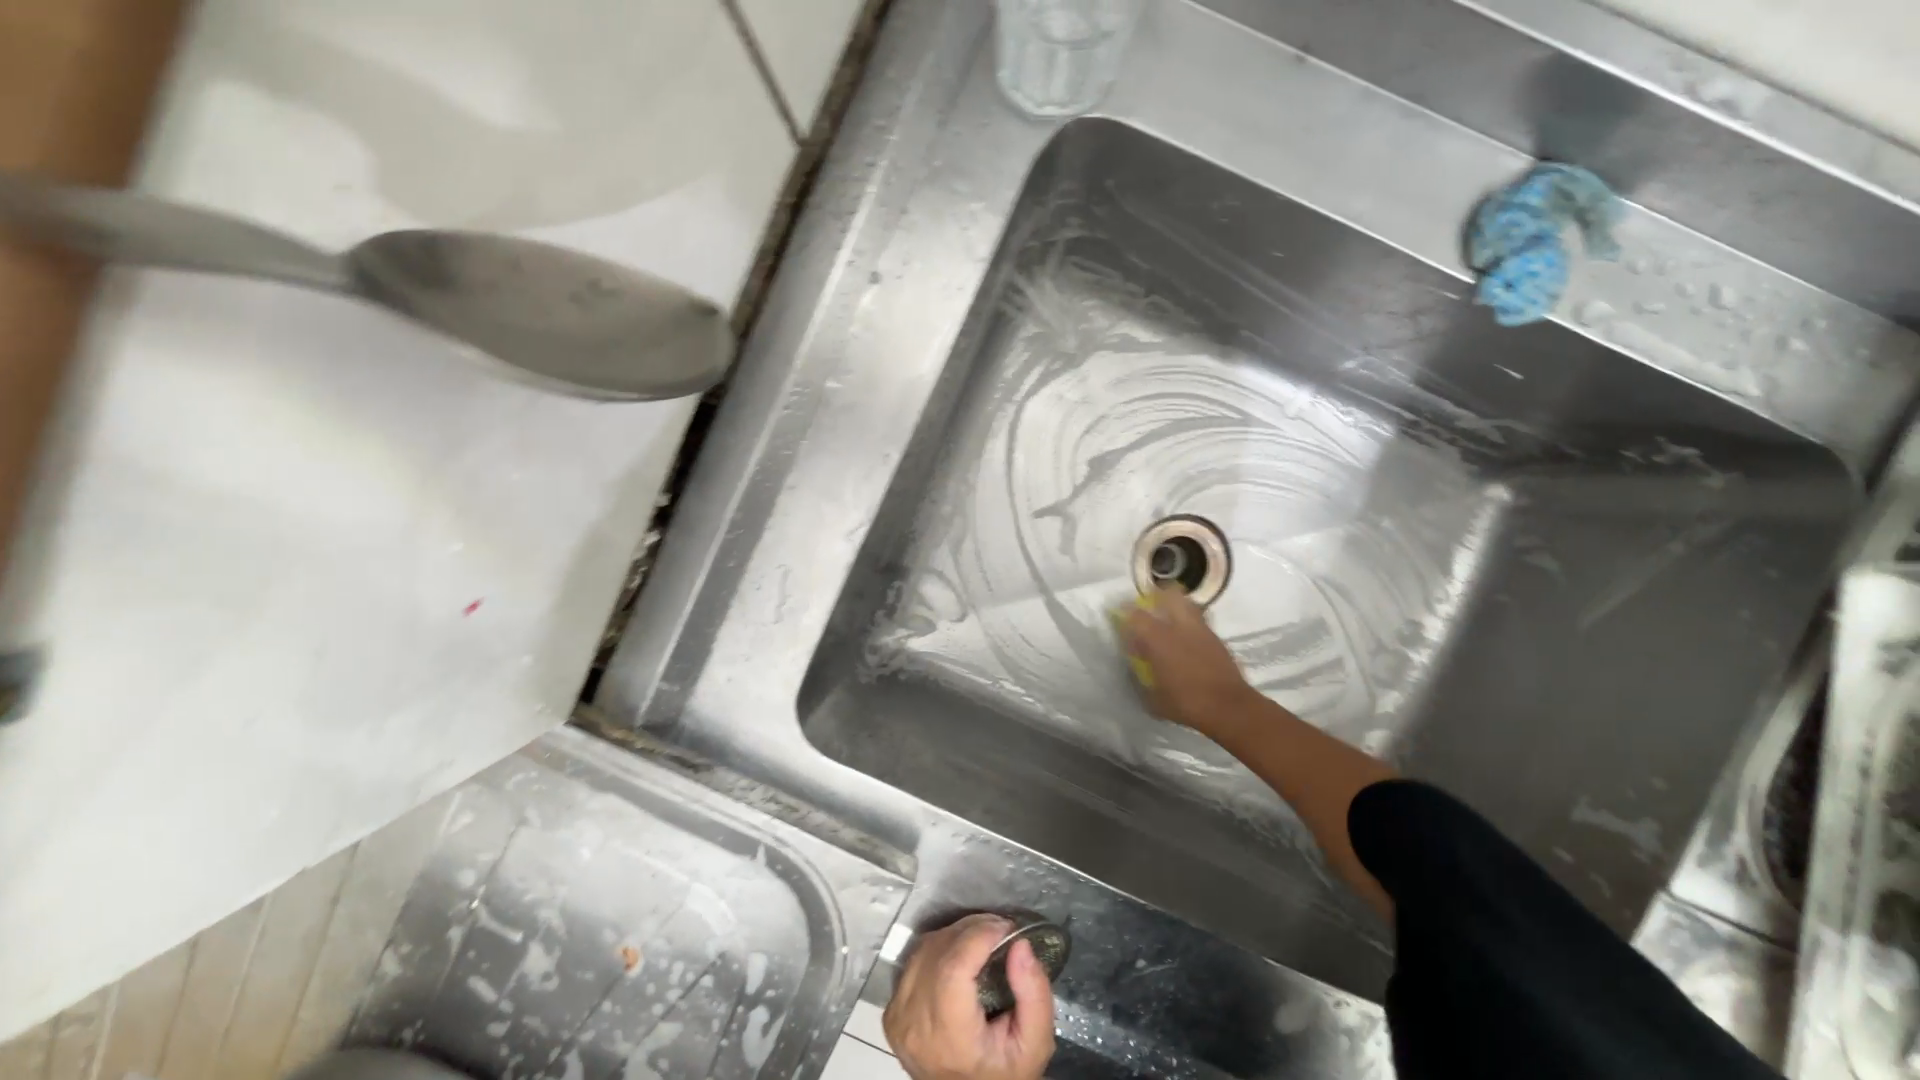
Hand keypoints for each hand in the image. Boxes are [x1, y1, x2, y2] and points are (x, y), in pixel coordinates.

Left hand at [883, 914, 1054, 1079]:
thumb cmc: (1003, 1073)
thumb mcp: (1035, 1044)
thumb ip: (1034, 994)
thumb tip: (1020, 944)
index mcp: (949, 1037)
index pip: (952, 969)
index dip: (977, 936)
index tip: (1006, 927)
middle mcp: (913, 1024)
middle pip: (936, 953)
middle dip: (971, 930)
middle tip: (1000, 929)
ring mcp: (897, 1017)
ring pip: (923, 951)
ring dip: (955, 935)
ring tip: (985, 938)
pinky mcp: (891, 1012)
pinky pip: (914, 962)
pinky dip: (939, 948)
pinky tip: (962, 953)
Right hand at [1118, 586, 1261, 740]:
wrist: (1229, 707)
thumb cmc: (1186, 703)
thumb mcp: (1154, 700)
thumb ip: (1142, 681)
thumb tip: (1137, 672)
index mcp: (1158, 639)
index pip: (1135, 614)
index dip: (1125, 613)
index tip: (1121, 618)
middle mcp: (1180, 626)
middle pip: (1169, 594)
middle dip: (1158, 597)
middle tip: (1151, 610)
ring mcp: (1202, 630)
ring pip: (1188, 605)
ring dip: (1178, 609)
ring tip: (1172, 624)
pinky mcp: (1218, 639)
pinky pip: (1201, 623)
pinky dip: (1192, 627)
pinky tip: (1189, 644)